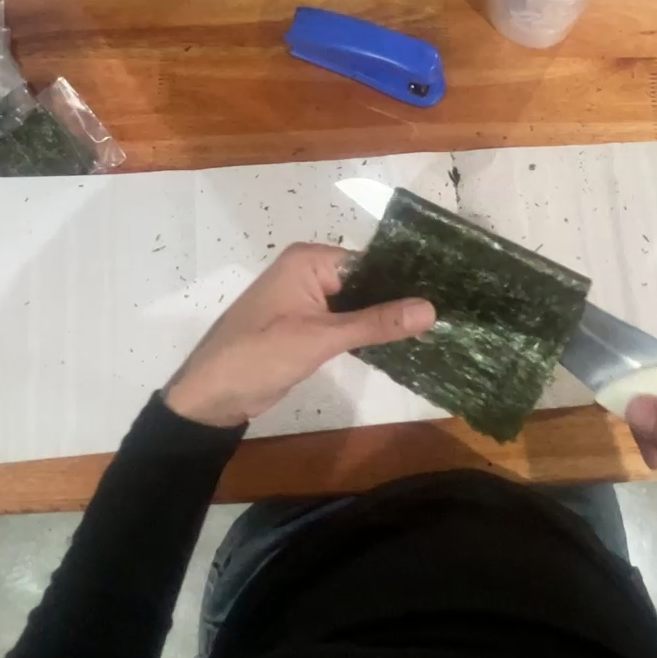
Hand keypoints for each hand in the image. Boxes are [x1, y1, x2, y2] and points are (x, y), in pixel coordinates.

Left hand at [163, 243, 435, 428]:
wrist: (212, 397)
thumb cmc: (260, 355)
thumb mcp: (322, 338)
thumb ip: (376, 323)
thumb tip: (431, 308)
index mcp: (308, 260)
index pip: (369, 263)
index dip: (403, 280)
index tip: (444, 294)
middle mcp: (309, 272)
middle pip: (365, 282)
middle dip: (397, 300)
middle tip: (445, 314)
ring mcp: (307, 299)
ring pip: (357, 303)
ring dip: (383, 318)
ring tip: (432, 328)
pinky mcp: (306, 325)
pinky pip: (345, 321)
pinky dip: (366, 331)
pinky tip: (399, 342)